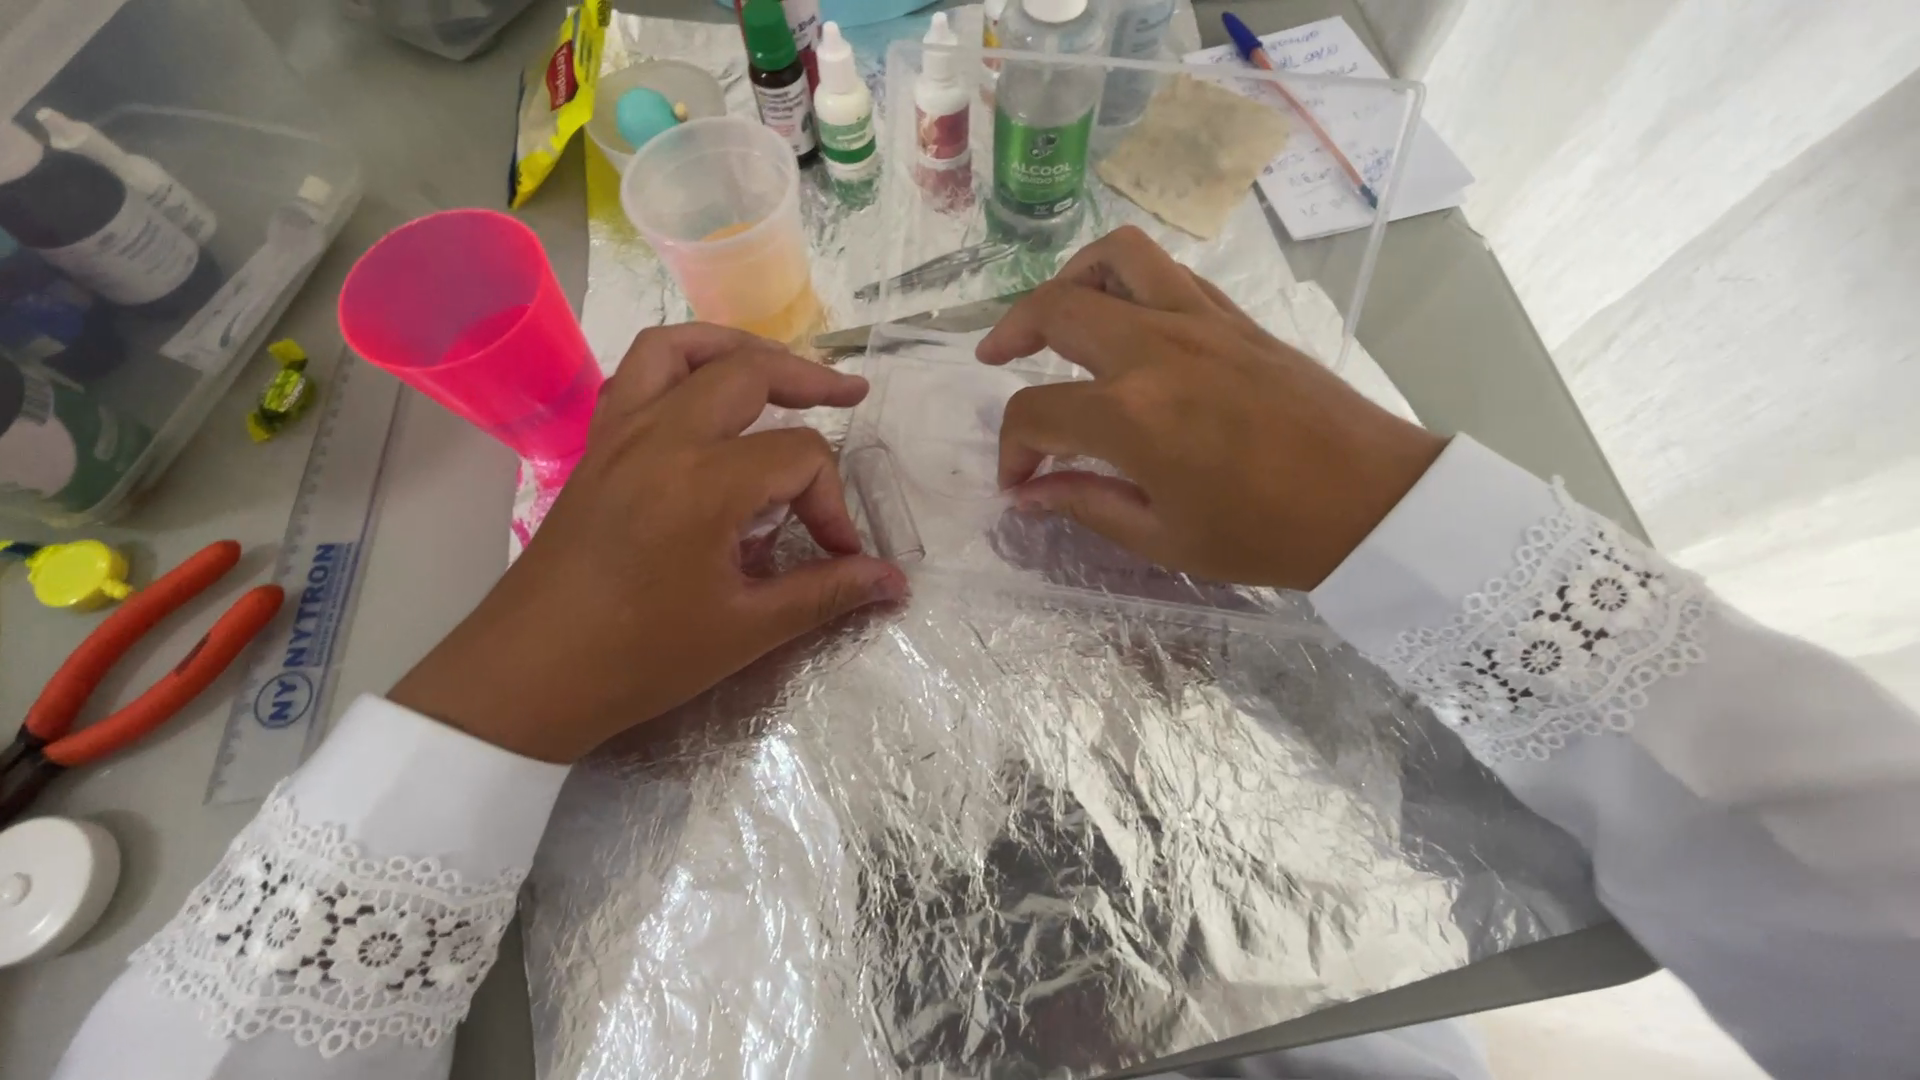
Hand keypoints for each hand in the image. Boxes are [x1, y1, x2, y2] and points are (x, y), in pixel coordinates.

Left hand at [391, 325, 905, 762]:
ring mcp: (620, 435)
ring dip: (738, 348)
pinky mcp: (596, 448)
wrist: (526, 678)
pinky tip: (704, 399)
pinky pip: (638, 375)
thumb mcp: (747, 629)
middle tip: (851, 396)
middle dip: (811, 380)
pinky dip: (681, 365)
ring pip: (680, 348)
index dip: (834, 505)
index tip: (839, 555)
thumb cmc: (639, 659)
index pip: (800, 458)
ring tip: (776, 368)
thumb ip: (827, 593)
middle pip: (749, 371)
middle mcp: (661, 437)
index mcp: (704, 481)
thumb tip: (895, 582)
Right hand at [978, 226, 1444, 590]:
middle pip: (1055, 309)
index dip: (1012, 450)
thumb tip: (1029, 494)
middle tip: (995, 361)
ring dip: (1067, 278)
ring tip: (1054, 313)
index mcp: (1131, 415)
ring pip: (1114, 258)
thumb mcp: (1163, 536)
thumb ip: (1085, 504)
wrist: (1373, 501)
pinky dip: (1128, 280)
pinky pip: (1167, 270)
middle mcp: (1155, 350)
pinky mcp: (1234, 316)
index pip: (1035, 413)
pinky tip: (1123, 319)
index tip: (1020, 481)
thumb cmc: (1266, 535)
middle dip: (1009, 334)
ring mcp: (1199, 321)